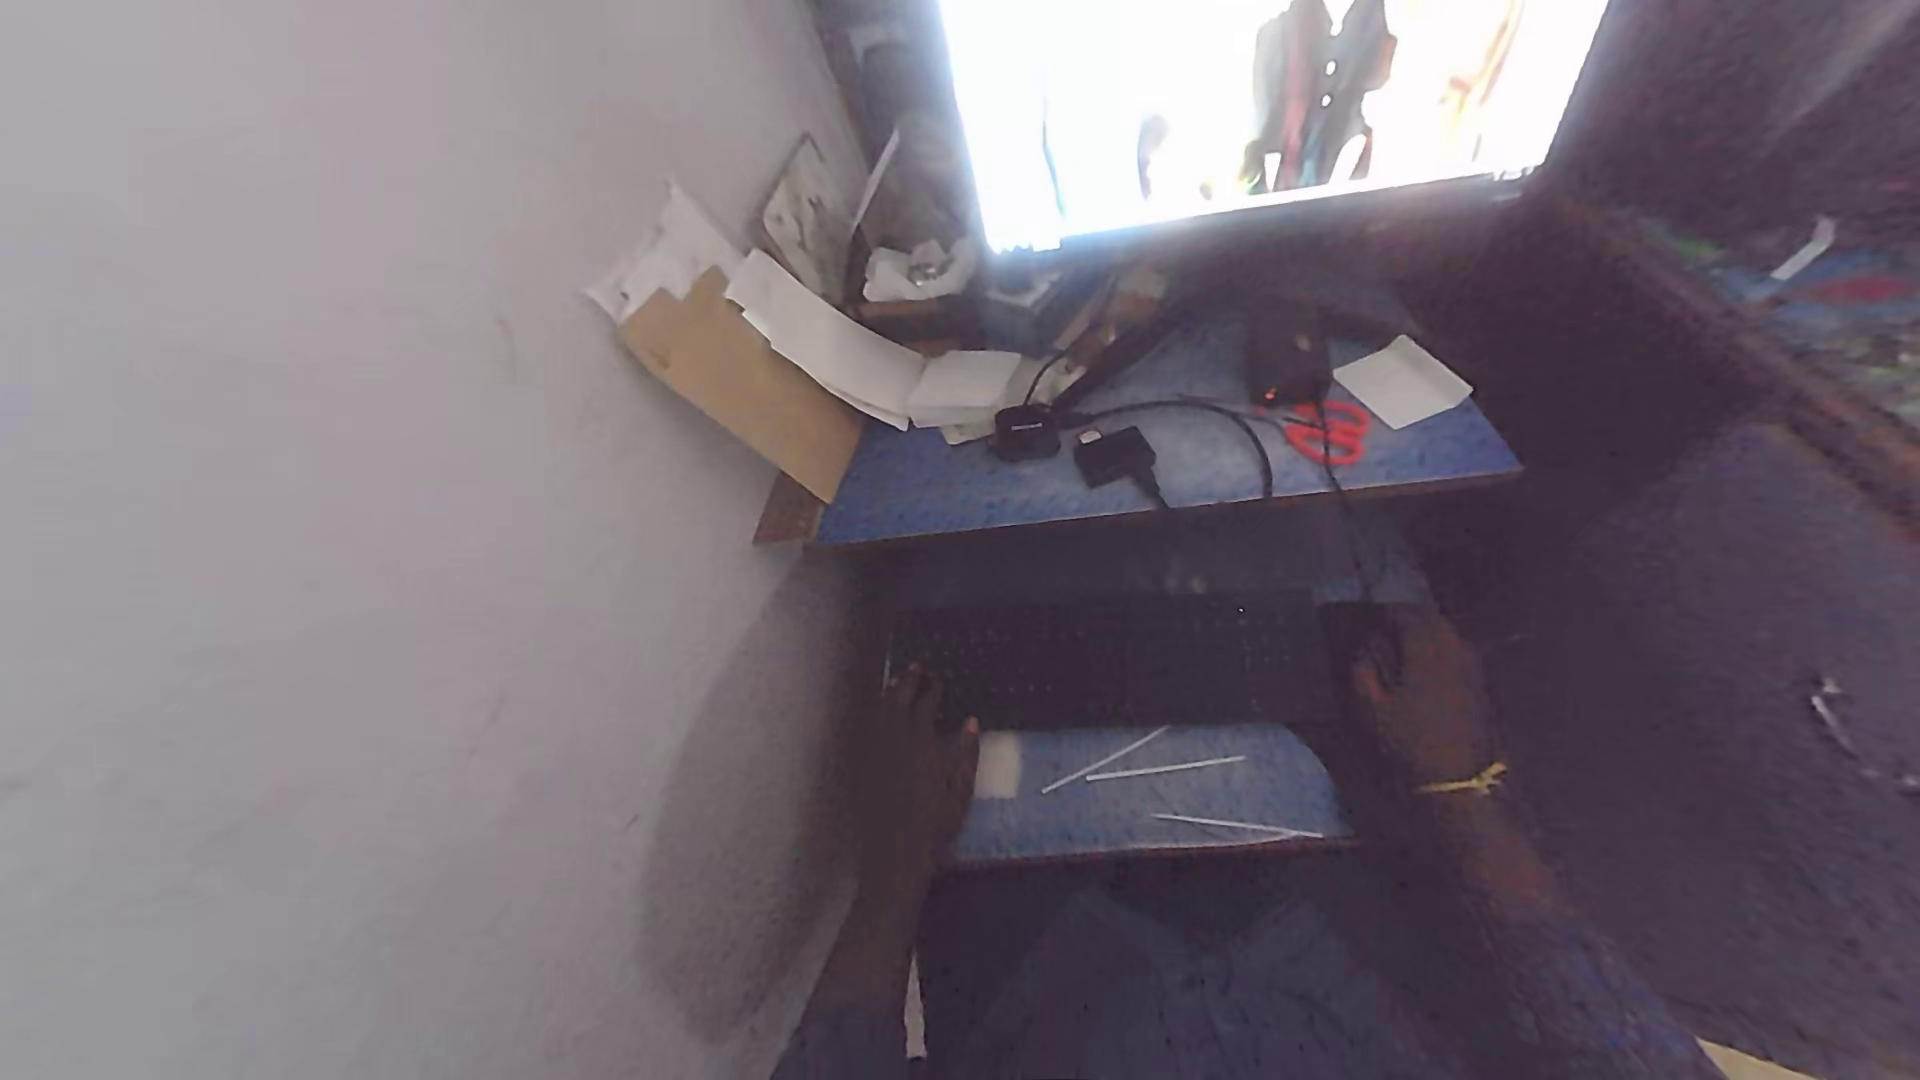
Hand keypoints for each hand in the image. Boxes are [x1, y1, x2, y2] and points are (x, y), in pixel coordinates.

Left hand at [857, 663, 980, 888]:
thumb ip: (967, 754)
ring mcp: (876, 752)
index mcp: (922, 746)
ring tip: (897, 678)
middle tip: (916, 666)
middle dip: (908, 681)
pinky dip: (875, 712)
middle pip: (899, 701)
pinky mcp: (864, 765)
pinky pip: (868, 728)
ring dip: (889, 691)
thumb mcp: (961, 792)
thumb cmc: (935, 826)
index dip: (933, 689)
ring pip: (881, 711)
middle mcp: (896, 742)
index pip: (926, 706)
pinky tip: (879, 709)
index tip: (939, 678)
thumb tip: (971, 721)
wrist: (896, 854)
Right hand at [1348, 607, 1498, 788]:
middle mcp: (1454, 655)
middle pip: (1434, 620)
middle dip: (1410, 616)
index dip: (1388, 611)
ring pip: (1451, 634)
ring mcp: (1472, 670)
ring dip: (1428, 629)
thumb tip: (1363, 651)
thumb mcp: (1369, 709)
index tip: (1369, 614)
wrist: (1457, 778)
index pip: (1409, 617)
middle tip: (1386, 621)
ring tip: (1405, 637)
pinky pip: (1461, 650)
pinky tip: (1427, 658)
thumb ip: (1361, 672)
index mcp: (1426, 655)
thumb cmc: (1407, 741)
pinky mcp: (1480, 685)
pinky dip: (1442, 645)